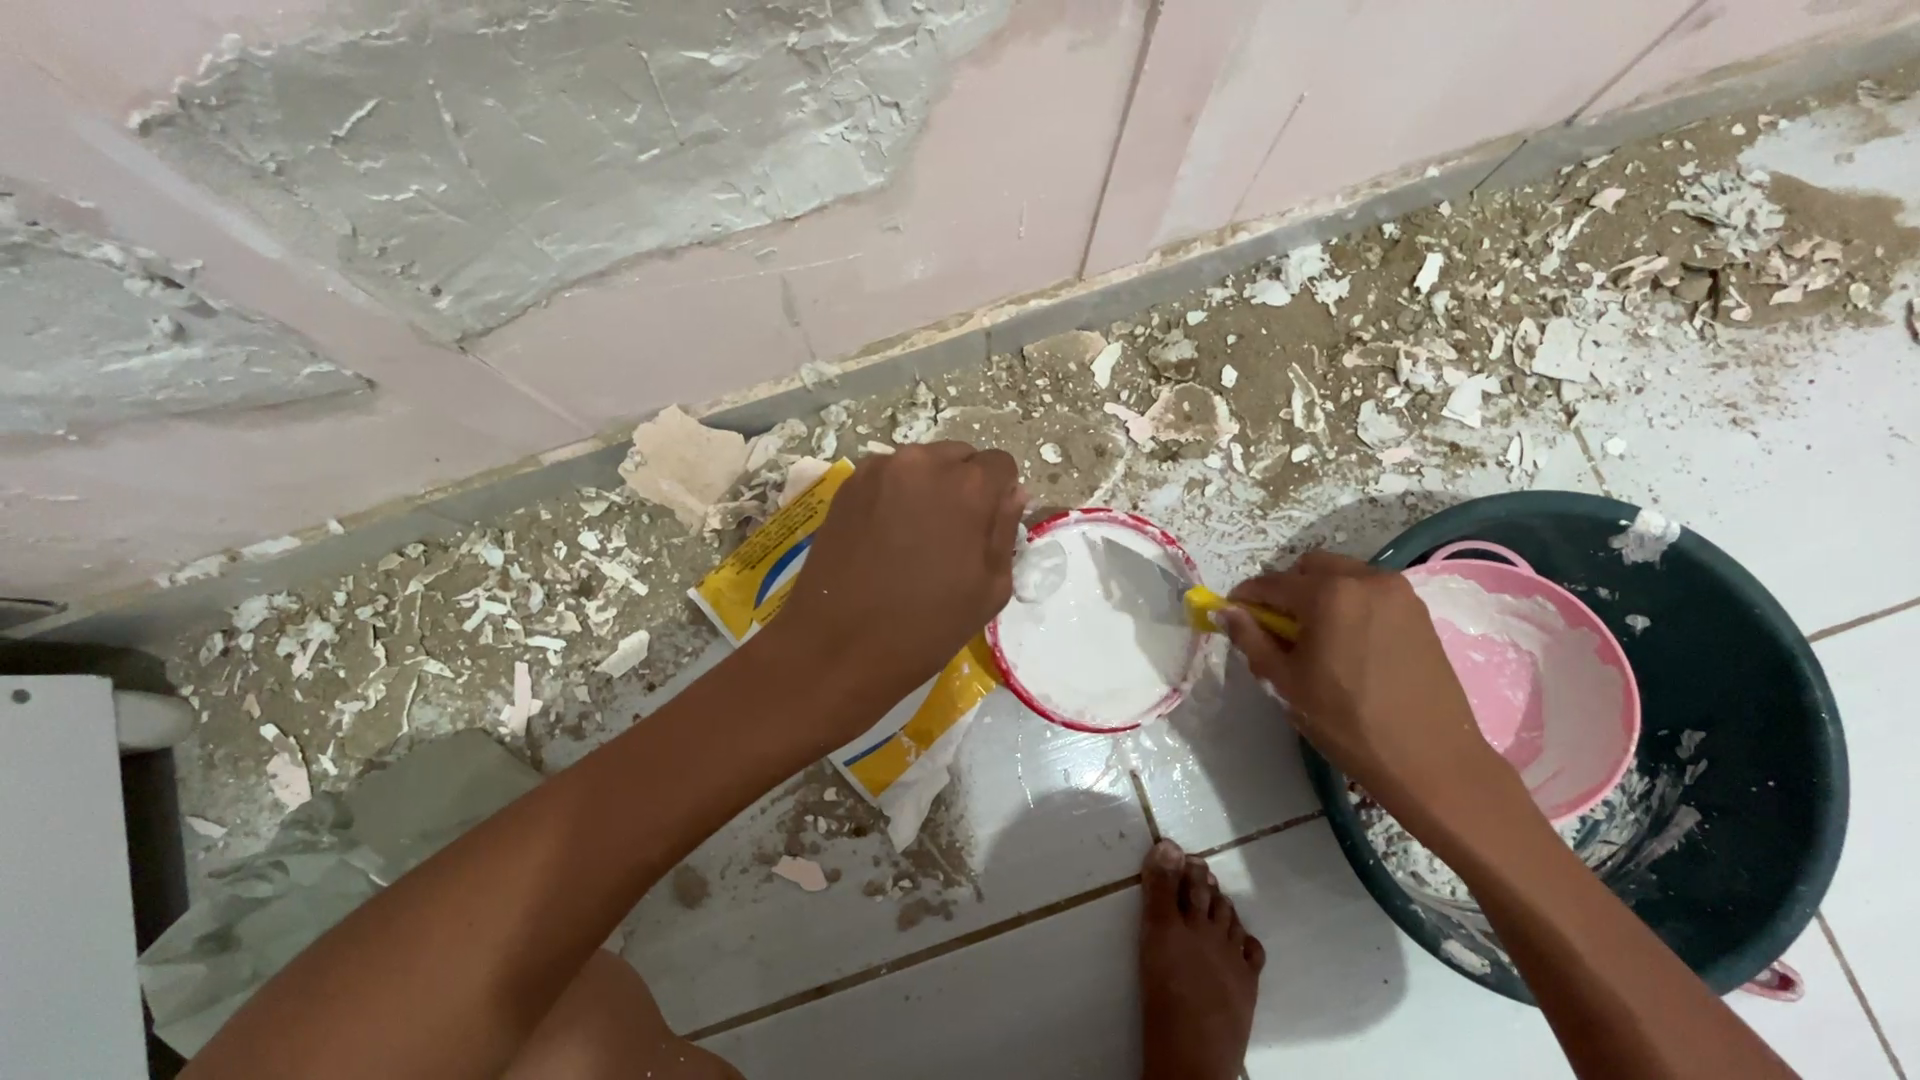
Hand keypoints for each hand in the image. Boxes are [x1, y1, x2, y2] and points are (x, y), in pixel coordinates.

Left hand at [773, 441, 1026, 701]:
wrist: (838, 646)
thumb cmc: (926, 627)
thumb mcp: (990, 589)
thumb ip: (1005, 530)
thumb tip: (1013, 494)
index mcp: (968, 486)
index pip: (1000, 465)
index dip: (999, 494)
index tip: (986, 527)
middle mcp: (923, 463)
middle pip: (960, 457)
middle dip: (965, 485)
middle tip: (953, 533)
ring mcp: (879, 470)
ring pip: (921, 464)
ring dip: (929, 487)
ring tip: (917, 536)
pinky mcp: (847, 485)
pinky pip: (887, 477)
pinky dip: (896, 494)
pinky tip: (887, 536)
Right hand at [1216, 551, 1513, 819]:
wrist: (1431, 759)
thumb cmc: (1348, 723)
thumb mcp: (1286, 683)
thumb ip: (1252, 639)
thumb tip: (1226, 611)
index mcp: (1330, 594)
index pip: (1273, 583)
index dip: (1247, 597)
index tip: (1233, 614)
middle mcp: (1367, 580)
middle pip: (1311, 567)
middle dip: (1288, 590)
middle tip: (1279, 629)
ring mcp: (1399, 593)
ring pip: (1344, 576)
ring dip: (1321, 594)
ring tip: (1316, 639)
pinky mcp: (1419, 612)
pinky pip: (1371, 593)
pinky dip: (1350, 605)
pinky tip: (1348, 645)